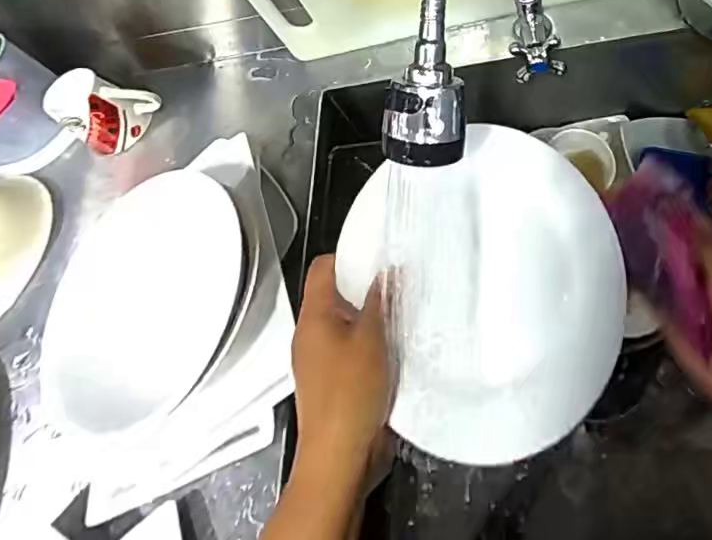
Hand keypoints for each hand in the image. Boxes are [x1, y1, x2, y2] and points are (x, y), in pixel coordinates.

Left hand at [291, 254, 389, 480]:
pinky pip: (349, 346)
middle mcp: (310, 335)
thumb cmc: (351, 393)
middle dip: (365, 286)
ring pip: (345, 321)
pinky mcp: (332, 380)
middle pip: (335, 294)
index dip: (348, 254)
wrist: (339, 459)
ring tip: (401, 309)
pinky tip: (394, 343)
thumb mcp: (372, 338)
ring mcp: (319, 360)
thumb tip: (385, 272)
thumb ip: (379, 301)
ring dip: (369, 315)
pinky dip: (369, 340)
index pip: (322, 268)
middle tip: (397, 280)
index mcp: (314, 318)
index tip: (377, 252)